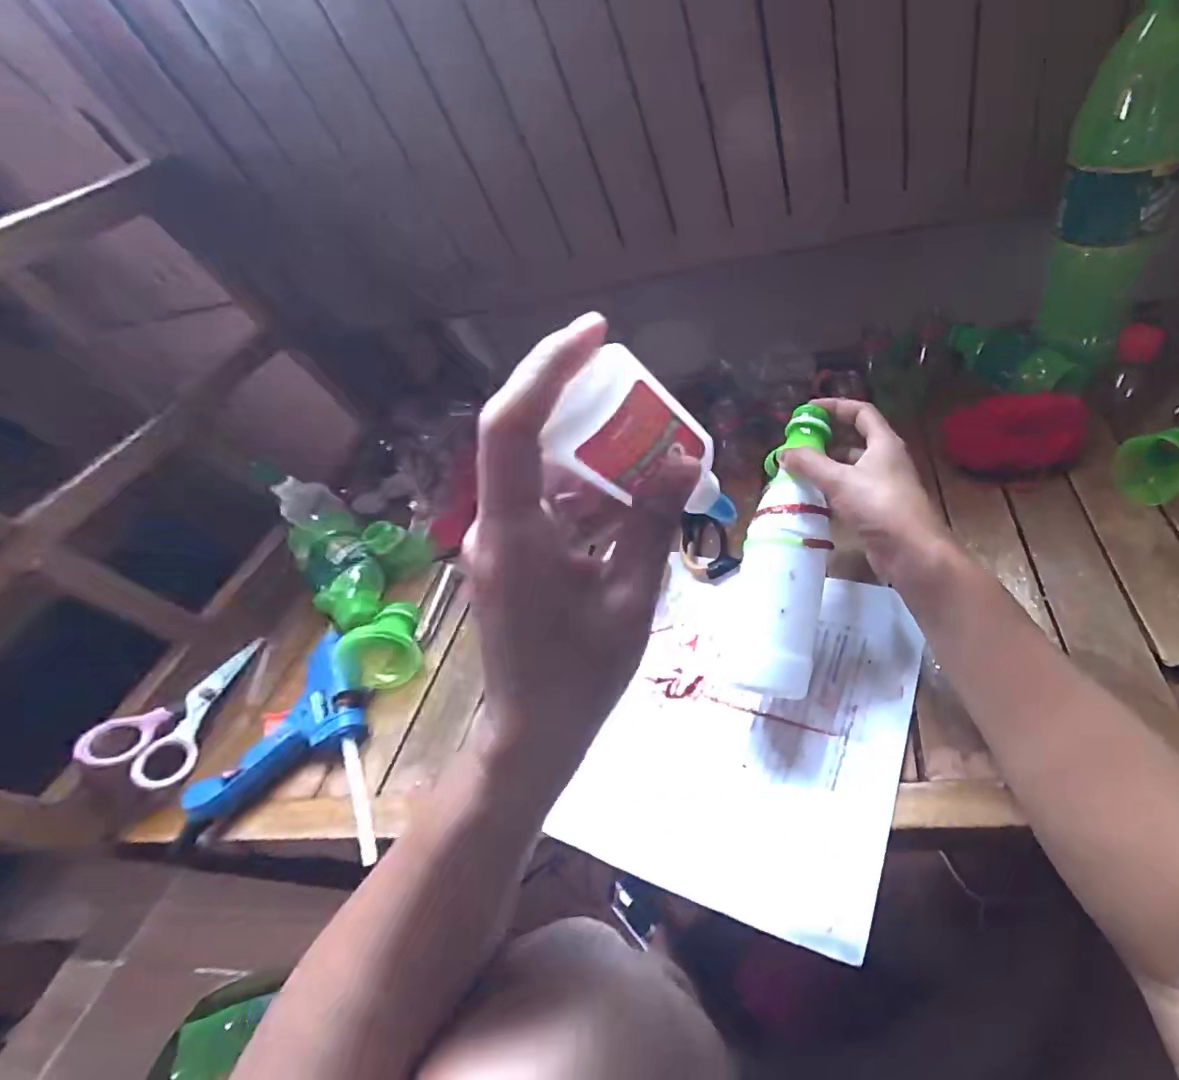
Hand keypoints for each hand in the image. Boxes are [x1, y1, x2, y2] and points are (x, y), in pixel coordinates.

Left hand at [463, 313, 694, 797]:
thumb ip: (651, 522)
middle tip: (632, 386)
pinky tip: (624, 497)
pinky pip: (544, 502)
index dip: (549, 367)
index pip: (513, 425)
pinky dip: (583, 490)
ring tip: (643, 444)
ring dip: (587, 450)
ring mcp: (498, 540)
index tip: (596, 332)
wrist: (535, 732)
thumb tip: (684, 459)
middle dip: (575, 399)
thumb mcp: (631, 597)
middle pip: (523, 435)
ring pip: (538, 470)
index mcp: (515, 532)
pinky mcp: (509, 556)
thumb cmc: (581, 676)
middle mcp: (494, 525)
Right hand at [777, 397, 958, 587]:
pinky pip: (850, 492)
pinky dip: (831, 491)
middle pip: (854, 440)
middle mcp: (886, 460)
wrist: (911, 551)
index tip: (809, 410)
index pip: (861, 412)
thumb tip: (784, 452)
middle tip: (798, 443)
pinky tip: (812, 497)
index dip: (836, 406)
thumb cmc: (879, 506)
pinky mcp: (877, 509)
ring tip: (798, 471)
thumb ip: (810, 463)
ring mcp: (883, 486)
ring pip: (850, 468)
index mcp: (884, 443)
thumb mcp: (839, 480)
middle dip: (826, 440)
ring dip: (826, 467)